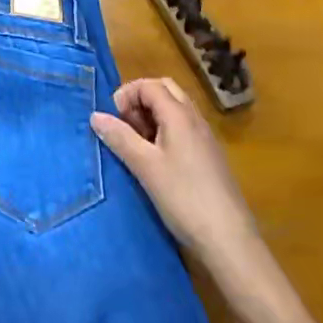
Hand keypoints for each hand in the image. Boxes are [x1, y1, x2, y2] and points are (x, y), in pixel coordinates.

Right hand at [91, 77, 256, 263]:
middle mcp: (194, 118)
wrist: (228, 237)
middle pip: (165, 90)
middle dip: (140, 100)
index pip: (149, 85)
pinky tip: (156, 159)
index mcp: (179, 114)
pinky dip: (165, 131)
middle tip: (125, 126)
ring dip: (152, 116)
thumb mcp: (145, 166)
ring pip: (175, 109)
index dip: (127, 94)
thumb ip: (120, 138)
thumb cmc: (183, 197)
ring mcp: (204, 137)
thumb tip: (95, 115)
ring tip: (136, 144)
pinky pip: (183, 128)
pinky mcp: (208, 155)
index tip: (113, 119)